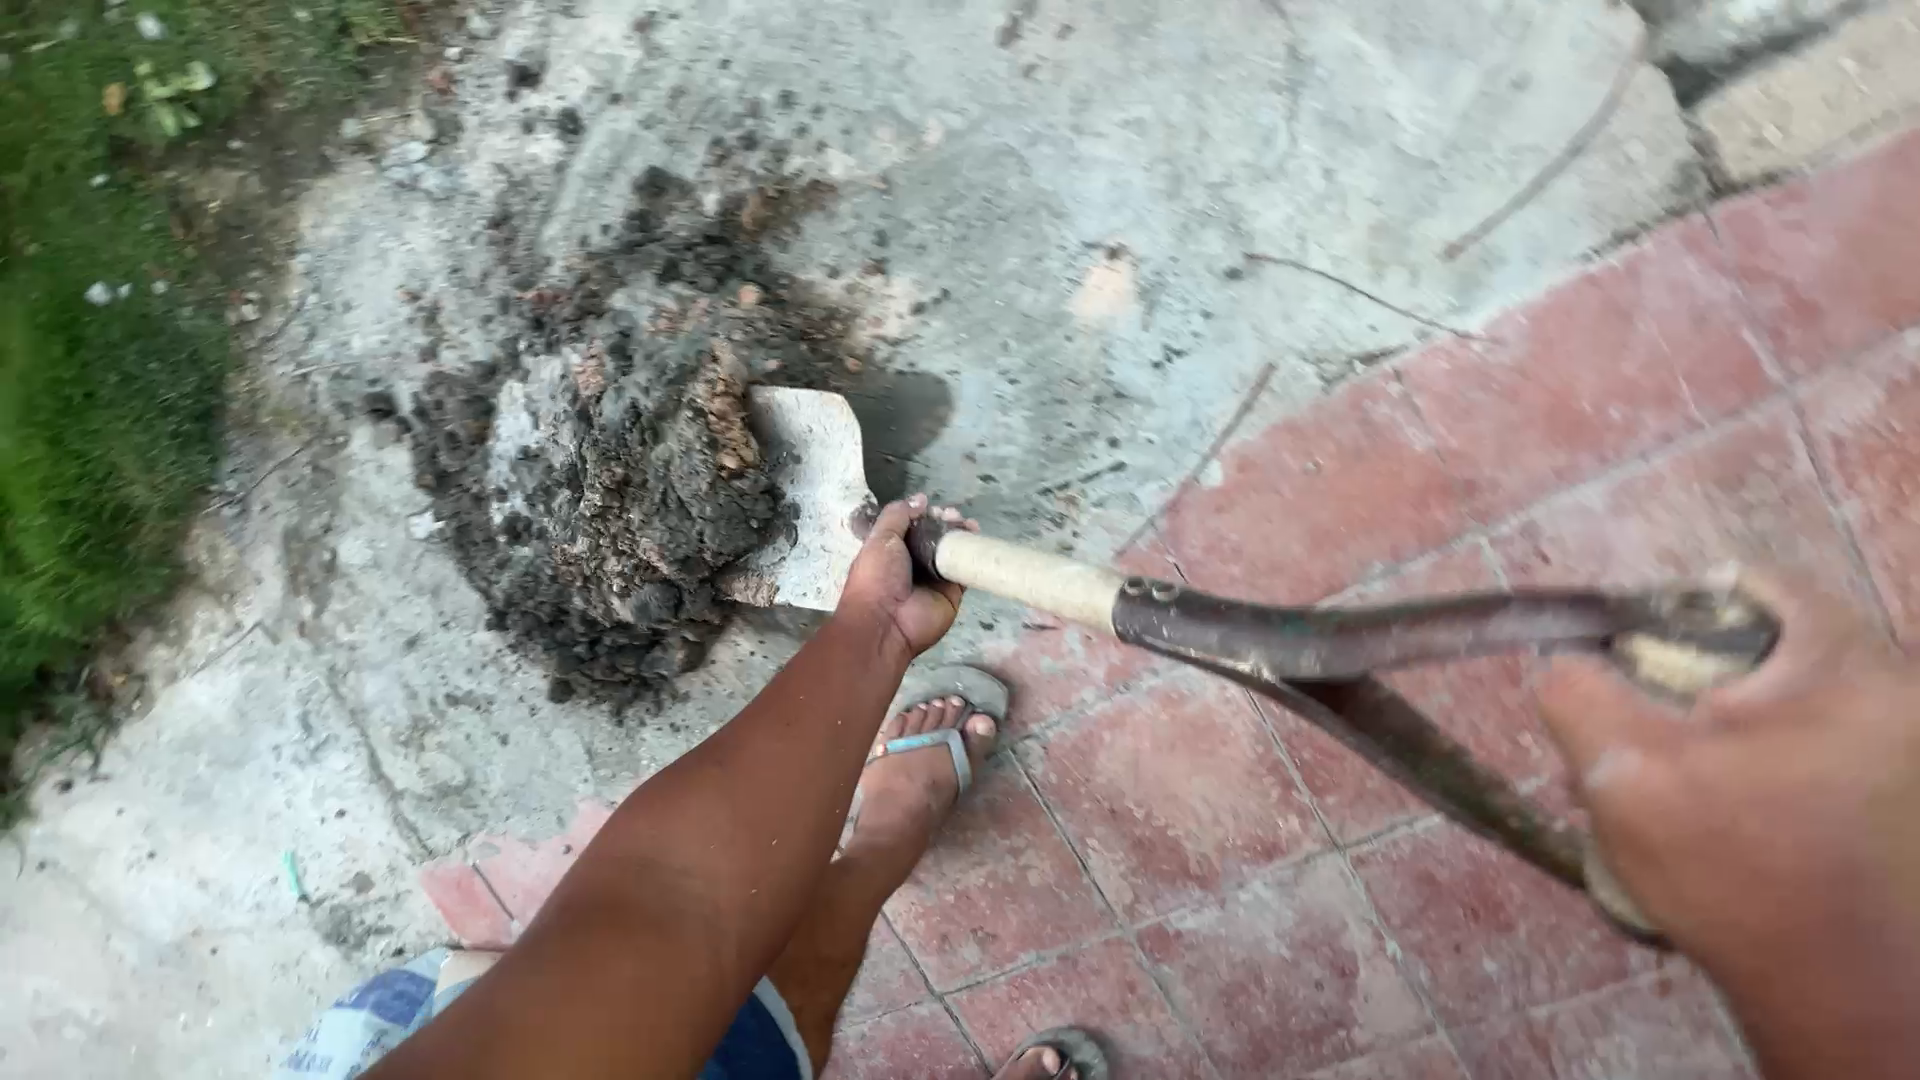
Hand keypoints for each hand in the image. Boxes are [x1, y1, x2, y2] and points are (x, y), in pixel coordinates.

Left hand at [837, 494, 974, 656]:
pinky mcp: (952, 593)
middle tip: (951, 515)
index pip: (912, 528)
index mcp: (891, 551)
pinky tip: (975, 537)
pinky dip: (971, 554)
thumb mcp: (880, 538)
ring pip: (951, 551)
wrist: (885, 623)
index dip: (924, 515)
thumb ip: (898, 515)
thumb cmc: (876, 577)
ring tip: (965, 522)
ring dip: (959, 534)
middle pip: (935, 537)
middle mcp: (913, 564)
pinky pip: (964, 571)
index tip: (932, 508)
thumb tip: (921, 499)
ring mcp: (934, 579)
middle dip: (944, 522)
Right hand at [1538, 569, 1919, 1077]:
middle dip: (1674, 679)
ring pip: (1769, 698)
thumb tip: (1564, 660)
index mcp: (1849, 671)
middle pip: (1756, 643)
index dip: (1668, 606)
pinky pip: (1792, 742)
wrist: (1840, 993)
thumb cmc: (1734, 867)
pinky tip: (1700, 805)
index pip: (1752, 585)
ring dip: (1697, 726)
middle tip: (1627, 730)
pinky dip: (1735, 758)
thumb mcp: (1619, 768)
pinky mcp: (1888, 795)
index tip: (1619, 656)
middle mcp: (1895, 697)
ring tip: (1651, 778)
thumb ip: (1574, 690)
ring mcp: (1899, 750)